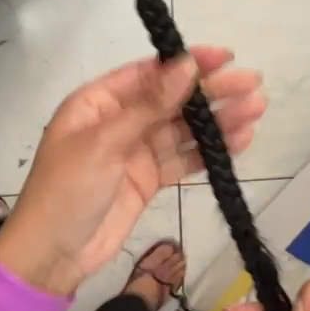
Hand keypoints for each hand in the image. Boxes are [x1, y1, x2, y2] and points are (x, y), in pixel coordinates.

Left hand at [0, 47, 265, 295]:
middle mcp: (116, 122)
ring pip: (181, 130)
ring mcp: (133, 152)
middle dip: (209, 92)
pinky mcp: (147, 181)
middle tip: (252, 84)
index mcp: (95, 103)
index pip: (147, 74)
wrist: (53, 253)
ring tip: (256, 110)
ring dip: (216, 121)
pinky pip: (182, 160)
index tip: (225, 58)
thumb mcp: (104, 142)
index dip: (185, 64)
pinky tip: (240, 141)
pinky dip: (208, 152)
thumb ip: (149, 106)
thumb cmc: (67, 189)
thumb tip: (187, 66)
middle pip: (169, 100)